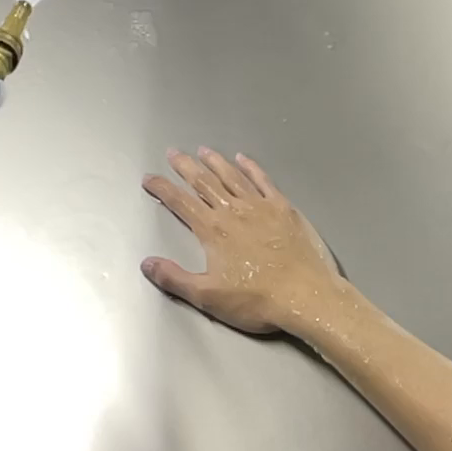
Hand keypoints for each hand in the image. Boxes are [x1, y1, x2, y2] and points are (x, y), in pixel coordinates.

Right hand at [141, 147, 348, 336]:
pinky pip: (263, 181)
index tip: (149, 178)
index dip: (162, 188)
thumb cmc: (256, 300)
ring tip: (202, 150)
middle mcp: (232, 210)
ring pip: (231, 176)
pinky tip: (243, 159)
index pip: (180, 202)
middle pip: (203, 182)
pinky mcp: (282, 207)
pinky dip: (251, 168)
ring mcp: (259, 205)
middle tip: (173, 152)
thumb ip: (175, 278)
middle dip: (185, 166)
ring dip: (215, 162)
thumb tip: (146, 262)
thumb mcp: (208, 297)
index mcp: (213, 230)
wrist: (305, 296)